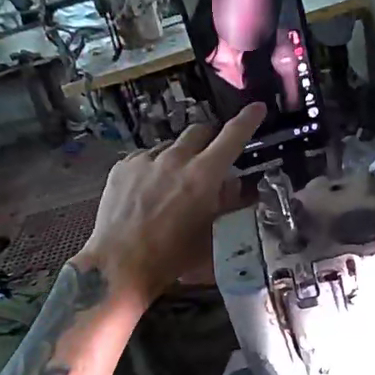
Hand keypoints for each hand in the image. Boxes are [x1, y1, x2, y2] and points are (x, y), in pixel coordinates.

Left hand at [73, 104, 263, 310]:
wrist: (118, 265)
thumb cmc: (171, 257)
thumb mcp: (209, 234)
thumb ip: (226, 203)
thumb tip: (235, 183)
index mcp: (203, 176)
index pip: (232, 137)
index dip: (247, 120)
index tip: (256, 108)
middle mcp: (175, 159)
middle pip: (198, 131)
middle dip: (209, 139)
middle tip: (209, 157)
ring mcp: (145, 160)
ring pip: (170, 145)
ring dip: (179, 156)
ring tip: (173, 182)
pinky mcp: (122, 167)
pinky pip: (145, 158)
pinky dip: (153, 168)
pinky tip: (147, 191)